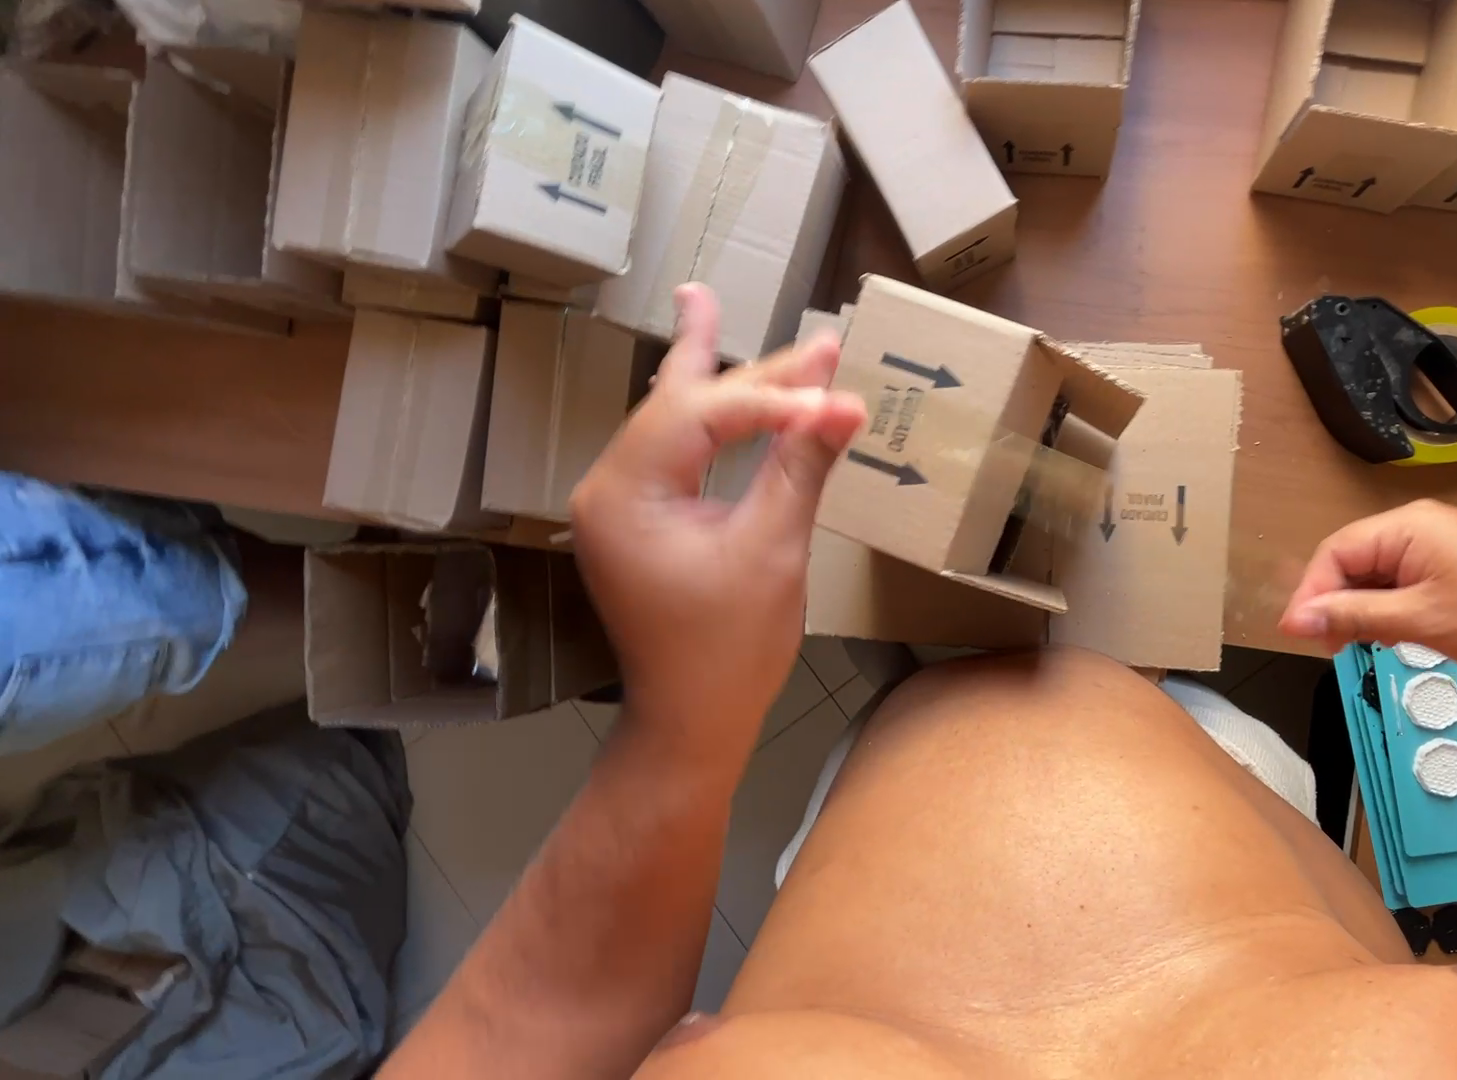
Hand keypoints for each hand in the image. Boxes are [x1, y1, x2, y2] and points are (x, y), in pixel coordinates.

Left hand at [569, 285, 865, 759]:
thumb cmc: (731, 649)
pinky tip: (706, 378)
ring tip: (702, 303)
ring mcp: (623, 503)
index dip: (776, 399)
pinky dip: (712, 423)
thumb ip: (801, 469)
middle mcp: (610, 486)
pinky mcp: (643, 518)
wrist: (692, 720)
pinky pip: (679, 454)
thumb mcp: (773, 551)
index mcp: (626, 494)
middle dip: (753, 374)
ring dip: (712, 375)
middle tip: (815, 338)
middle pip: (685, 406)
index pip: (702, 415)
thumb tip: (846, 404)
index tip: (839, 396)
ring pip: (677, 422)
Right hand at [1278, 500, 1456, 692]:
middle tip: (1330, 647)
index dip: (1311, 593)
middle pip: (1353, 560)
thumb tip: (1292, 620)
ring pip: (1377, 574)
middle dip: (1335, 602)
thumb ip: (1351, 616)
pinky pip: (1404, 581)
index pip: (1336, 551)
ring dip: (1361, 608)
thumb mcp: (1421, 621)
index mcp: (1410, 525)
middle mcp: (1423, 525)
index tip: (1298, 635)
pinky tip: (1396, 635)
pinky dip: (1389, 608)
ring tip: (1364, 644)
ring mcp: (1444, 544)